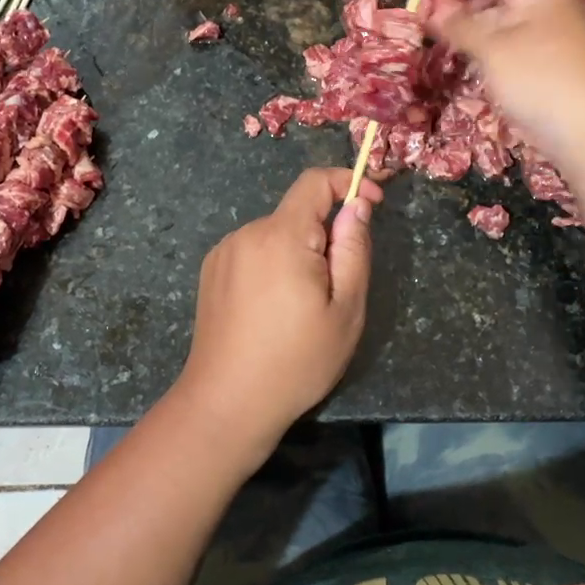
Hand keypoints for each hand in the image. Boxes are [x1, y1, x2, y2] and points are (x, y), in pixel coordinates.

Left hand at [172, 168, 382, 453]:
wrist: (226, 403)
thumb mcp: (345, 310)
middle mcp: (248, 233)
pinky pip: (254, 252)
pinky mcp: (212, 271)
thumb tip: (356, 206)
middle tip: (337, 287)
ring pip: (276, 235)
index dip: (347, 182)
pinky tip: (271, 311)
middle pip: (297, 214)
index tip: (373, 203)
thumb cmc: (296, 361)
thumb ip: (353, 249)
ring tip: (302, 308)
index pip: (314, 182)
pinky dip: (273, 266)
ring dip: (298, 254)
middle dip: (324, 236)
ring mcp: (225, 251)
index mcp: (282, 236)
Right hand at [421, 0, 584, 165]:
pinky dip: (489, 49)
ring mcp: (557, 36)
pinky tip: (472, 67)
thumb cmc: (543, 82)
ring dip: (471, 29)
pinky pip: (515, 45)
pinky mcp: (557, 65)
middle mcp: (550, 5)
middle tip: (424, 26)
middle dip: (457, 4)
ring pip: (505, 21)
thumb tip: (433, 11)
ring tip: (441, 46)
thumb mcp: (492, 49)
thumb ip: (459, 25)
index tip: (415, 1)